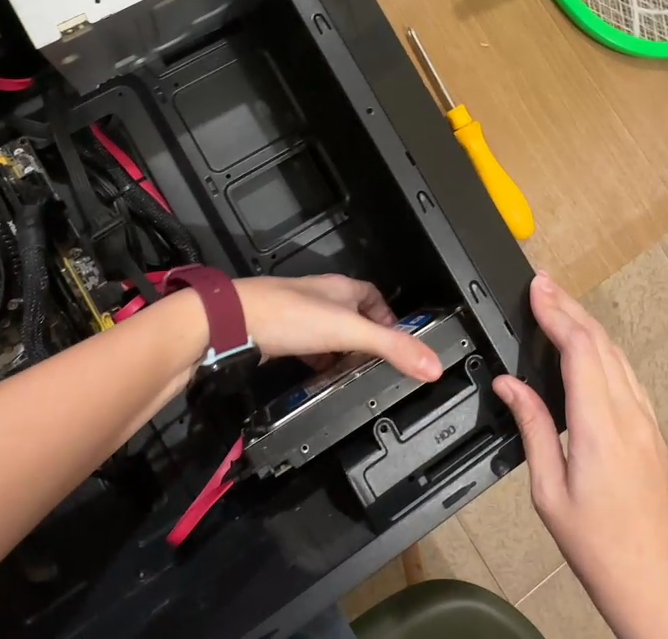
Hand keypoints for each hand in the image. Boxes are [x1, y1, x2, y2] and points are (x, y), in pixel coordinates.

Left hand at [236, 275, 441, 382]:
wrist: (234, 323)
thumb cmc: (289, 316)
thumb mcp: (349, 332)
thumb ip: (391, 347)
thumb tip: (433, 363)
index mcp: (341, 289)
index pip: (374, 296)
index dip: (389, 317)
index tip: (399, 341)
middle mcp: (321, 298)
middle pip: (352, 316)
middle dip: (366, 340)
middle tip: (378, 366)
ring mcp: (298, 315)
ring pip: (328, 333)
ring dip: (341, 353)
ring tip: (352, 377)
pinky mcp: (279, 334)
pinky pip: (306, 348)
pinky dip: (317, 362)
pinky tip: (318, 378)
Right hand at [493, 274, 667, 638]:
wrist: (661, 590)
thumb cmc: (603, 549)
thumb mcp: (550, 492)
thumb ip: (533, 428)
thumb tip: (510, 385)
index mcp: (600, 426)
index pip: (579, 348)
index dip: (556, 311)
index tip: (536, 287)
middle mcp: (630, 415)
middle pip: (601, 342)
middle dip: (570, 306)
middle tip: (543, 282)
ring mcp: (647, 424)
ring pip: (618, 356)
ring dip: (588, 324)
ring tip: (561, 306)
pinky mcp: (653, 436)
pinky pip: (628, 376)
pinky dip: (604, 350)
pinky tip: (590, 352)